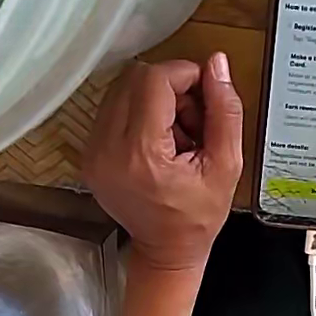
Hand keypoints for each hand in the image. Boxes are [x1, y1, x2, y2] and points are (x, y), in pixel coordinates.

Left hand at [82, 54, 243, 273]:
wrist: (166, 251)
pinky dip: (138, 114)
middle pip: (135, 79)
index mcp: (142, 154)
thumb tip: (216, 64)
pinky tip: (158, 141)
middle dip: (170, 88)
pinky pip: (112, 110)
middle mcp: (108, 150)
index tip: (205, 94)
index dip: (185, 75)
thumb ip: (225, 112)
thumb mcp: (227, 166)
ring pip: (122, 90)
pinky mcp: (88, 155)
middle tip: (192, 120)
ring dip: (153, 99)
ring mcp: (93, 153)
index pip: (154, 80)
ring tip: (176, 134)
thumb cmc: (198, 217)